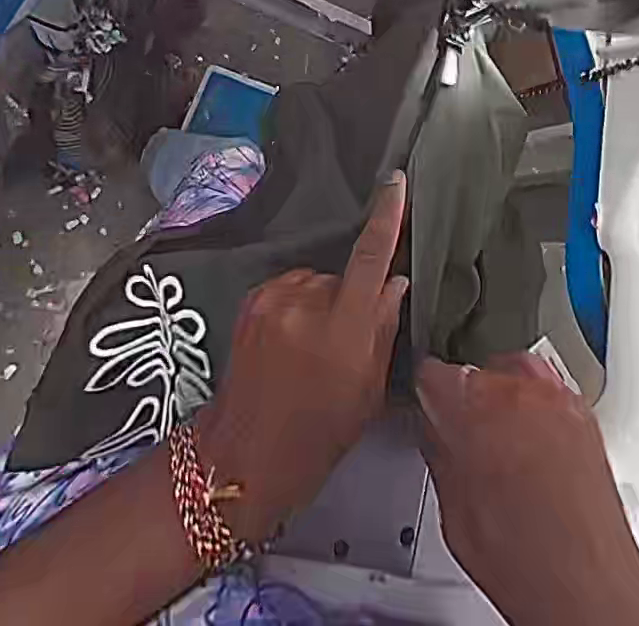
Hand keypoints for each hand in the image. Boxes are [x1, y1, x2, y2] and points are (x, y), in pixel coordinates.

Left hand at [196, 171, 409, 543]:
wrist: (242, 456)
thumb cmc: (318, 433)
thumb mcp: (368, 389)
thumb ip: (384, 327)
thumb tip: (396, 281)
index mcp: (342, 329)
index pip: (370, 258)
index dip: (387, 216)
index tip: (396, 182)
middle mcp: (304, 304)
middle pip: (343, 275)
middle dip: (352, 296)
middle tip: (346, 339)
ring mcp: (272, 300)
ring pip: (316, 281)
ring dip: (322, 300)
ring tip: (312, 345)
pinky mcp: (251, 301)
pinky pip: (290, 286)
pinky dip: (298, 303)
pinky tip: (291, 338)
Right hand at [417, 355, 638, 625]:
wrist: (588, 586)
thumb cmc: (528, 562)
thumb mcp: (456, 513)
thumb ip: (441, 454)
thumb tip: (435, 433)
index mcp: (475, 410)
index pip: (436, 374)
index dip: (425, 389)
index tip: (426, 399)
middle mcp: (518, 392)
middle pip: (476, 370)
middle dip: (463, 394)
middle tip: (458, 425)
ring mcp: (555, 399)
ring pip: (513, 370)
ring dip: (499, 391)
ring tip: (494, 430)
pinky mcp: (582, 413)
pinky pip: (547, 386)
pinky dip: (532, 399)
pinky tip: (527, 433)